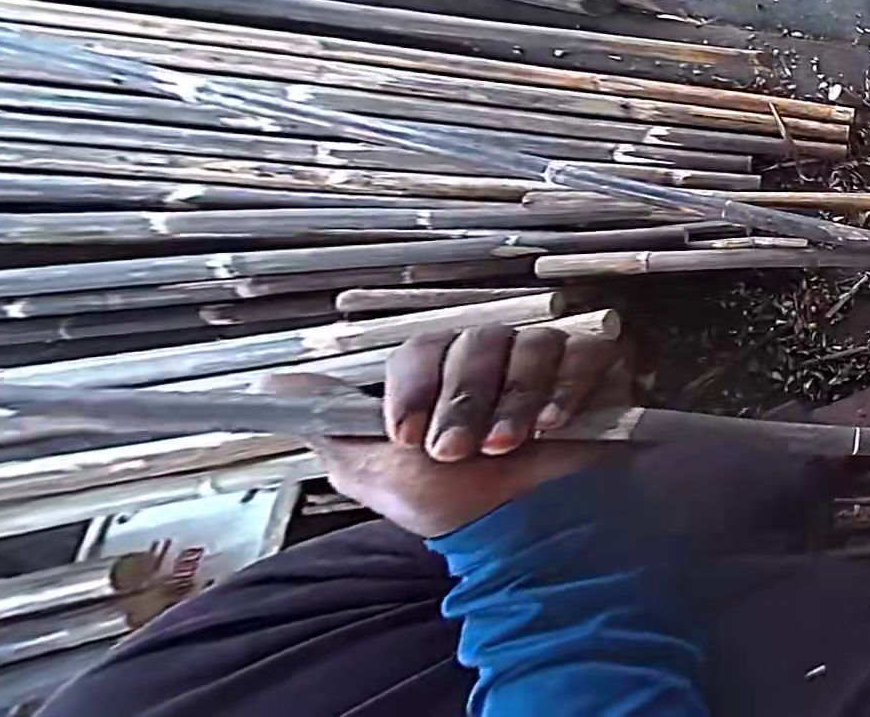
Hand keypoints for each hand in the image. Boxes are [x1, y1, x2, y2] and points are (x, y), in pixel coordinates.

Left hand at [276, 325, 631, 536]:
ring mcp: (550, 358)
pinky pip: (585, 353)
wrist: (528, 529)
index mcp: (448, 372)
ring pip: (533, 345)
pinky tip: (553, 424)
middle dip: (467, 399)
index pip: (426, 346)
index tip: (411, 435)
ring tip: (509, 444)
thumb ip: (337, 425)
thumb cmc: (460, 503)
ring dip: (516, 399)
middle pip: (481, 340)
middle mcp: (499, 357)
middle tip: (459, 449)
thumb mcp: (380, 472)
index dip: (417, 387)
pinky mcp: (594, 367)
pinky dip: (567, 386)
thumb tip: (275, 386)